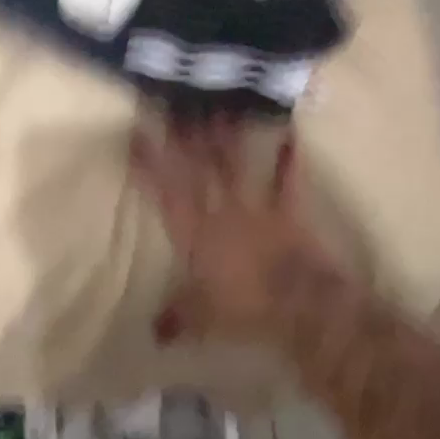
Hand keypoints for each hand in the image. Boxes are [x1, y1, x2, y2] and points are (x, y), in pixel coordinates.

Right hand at [129, 117, 356, 342]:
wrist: (301, 307)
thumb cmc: (244, 310)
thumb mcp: (201, 320)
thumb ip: (175, 319)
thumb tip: (151, 334)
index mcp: (194, 233)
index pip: (165, 191)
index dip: (150, 162)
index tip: (137, 134)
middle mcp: (221, 211)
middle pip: (198, 167)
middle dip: (184, 136)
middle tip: (175, 104)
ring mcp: (256, 207)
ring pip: (235, 164)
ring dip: (226, 135)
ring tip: (215, 106)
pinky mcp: (288, 211)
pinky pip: (287, 179)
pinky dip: (289, 157)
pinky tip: (290, 130)